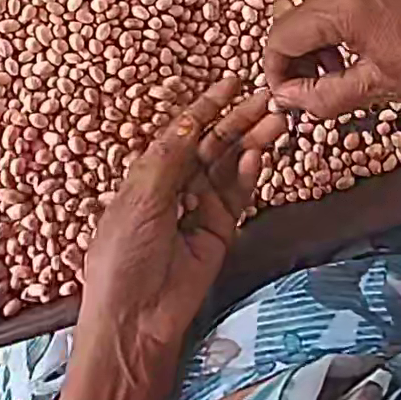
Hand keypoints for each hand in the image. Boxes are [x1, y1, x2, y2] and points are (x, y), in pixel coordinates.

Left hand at [77, 77, 286, 375]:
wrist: (135, 319)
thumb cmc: (124, 254)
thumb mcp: (140, 198)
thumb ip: (170, 158)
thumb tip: (193, 120)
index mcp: (151, 171)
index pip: (184, 129)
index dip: (208, 104)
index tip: (232, 81)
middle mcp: (178, 184)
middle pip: (214, 143)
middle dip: (239, 120)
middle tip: (269, 98)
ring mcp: (201, 206)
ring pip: (231, 166)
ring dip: (252, 142)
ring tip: (277, 121)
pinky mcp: (220, 229)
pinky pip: (237, 194)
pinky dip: (249, 175)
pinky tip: (259, 156)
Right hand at [262, 0, 400, 117]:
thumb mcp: (380, 88)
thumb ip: (322, 96)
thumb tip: (288, 100)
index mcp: (342, 4)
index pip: (281, 36)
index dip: (275, 70)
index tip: (284, 93)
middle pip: (290, 13)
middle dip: (292, 51)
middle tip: (308, 85)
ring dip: (312, 32)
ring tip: (334, 66)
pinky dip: (335, 14)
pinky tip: (355, 42)